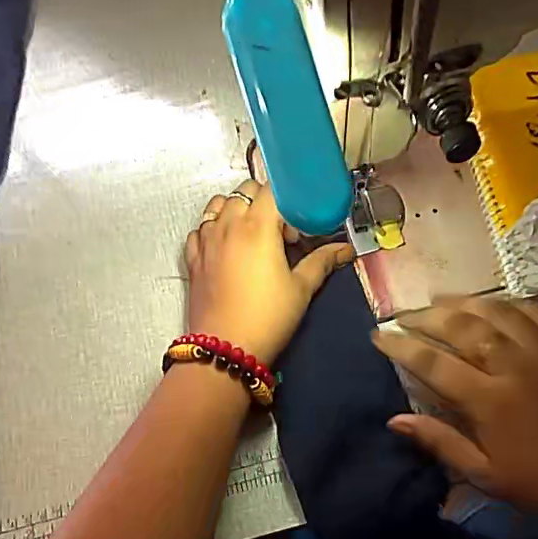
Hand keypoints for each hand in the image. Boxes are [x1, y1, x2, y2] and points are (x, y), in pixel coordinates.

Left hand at [184, 180, 353, 362]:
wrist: (225, 348)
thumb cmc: (268, 317)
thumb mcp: (301, 289)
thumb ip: (321, 262)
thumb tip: (344, 250)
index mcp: (257, 226)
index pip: (272, 190)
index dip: (289, 203)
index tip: (298, 229)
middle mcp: (228, 225)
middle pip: (245, 192)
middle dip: (264, 204)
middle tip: (280, 234)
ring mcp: (206, 240)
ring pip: (219, 205)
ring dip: (237, 211)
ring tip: (252, 236)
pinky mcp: (193, 258)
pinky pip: (200, 229)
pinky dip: (214, 229)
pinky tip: (227, 248)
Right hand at [372, 296, 537, 521]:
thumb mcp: (485, 474)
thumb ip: (440, 442)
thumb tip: (395, 420)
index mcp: (489, 399)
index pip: (434, 362)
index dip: (401, 346)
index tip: (378, 335)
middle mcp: (512, 364)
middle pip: (461, 326)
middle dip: (426, 316)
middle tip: (403, 315)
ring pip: (495, 311)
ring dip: (463, 302)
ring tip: (439, 300)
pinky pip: (533, 312)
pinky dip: (508, 303)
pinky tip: (493, 303)